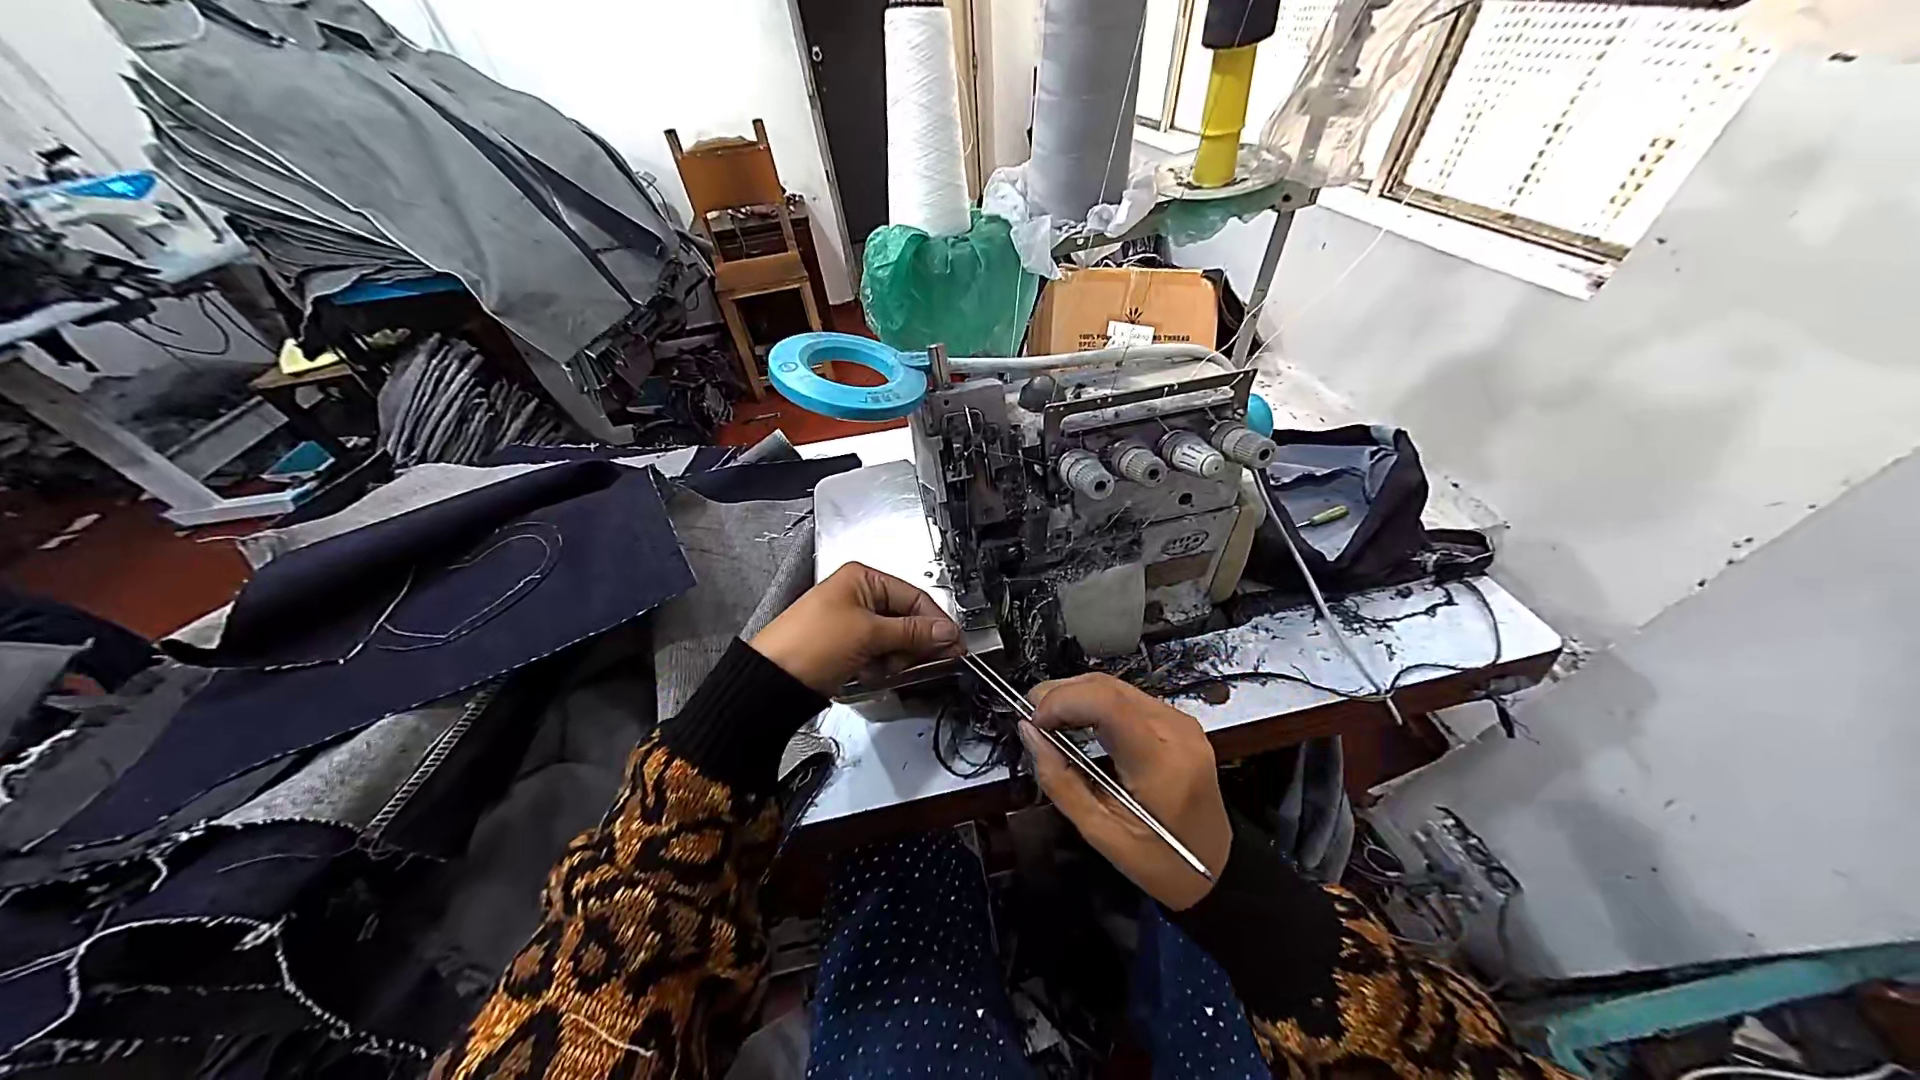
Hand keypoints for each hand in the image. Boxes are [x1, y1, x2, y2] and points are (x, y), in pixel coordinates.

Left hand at [750, 562, 962, 694]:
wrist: (771, 681)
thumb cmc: (807, 644)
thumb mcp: (869, 633)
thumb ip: (913, 632)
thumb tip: (945, 631)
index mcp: (862, 578)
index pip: (915, 596)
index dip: (936, 621)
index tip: (953, 643)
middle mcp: (858, 596)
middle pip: (907, 619)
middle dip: (911, 643)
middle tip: (918, 660)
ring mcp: (852, 623)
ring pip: (895, 640)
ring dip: (893, 657)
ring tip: (879, 666)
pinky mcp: (846, 647)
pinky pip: (878, 654)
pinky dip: (878, 666)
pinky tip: (866, 672)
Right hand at [1019, 674, 1231, 909]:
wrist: (1218, 868)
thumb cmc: (1161, 863)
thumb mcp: (1100, 832)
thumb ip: (1060, 780)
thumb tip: (1029, 733)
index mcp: (1161, 763)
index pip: (1106, 703)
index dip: (1061, 700)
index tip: (1034, 722)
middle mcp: (1176, 731)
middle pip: (1107, 686)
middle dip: (1060, 694)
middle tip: (1032, 720)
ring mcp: (1181, 722)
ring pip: (1114, 685)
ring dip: (1075, 696)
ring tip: (1050, 722)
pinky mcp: (1177, 721)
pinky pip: (1127, 697)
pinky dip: (1094, 703)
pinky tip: (1078, 723)